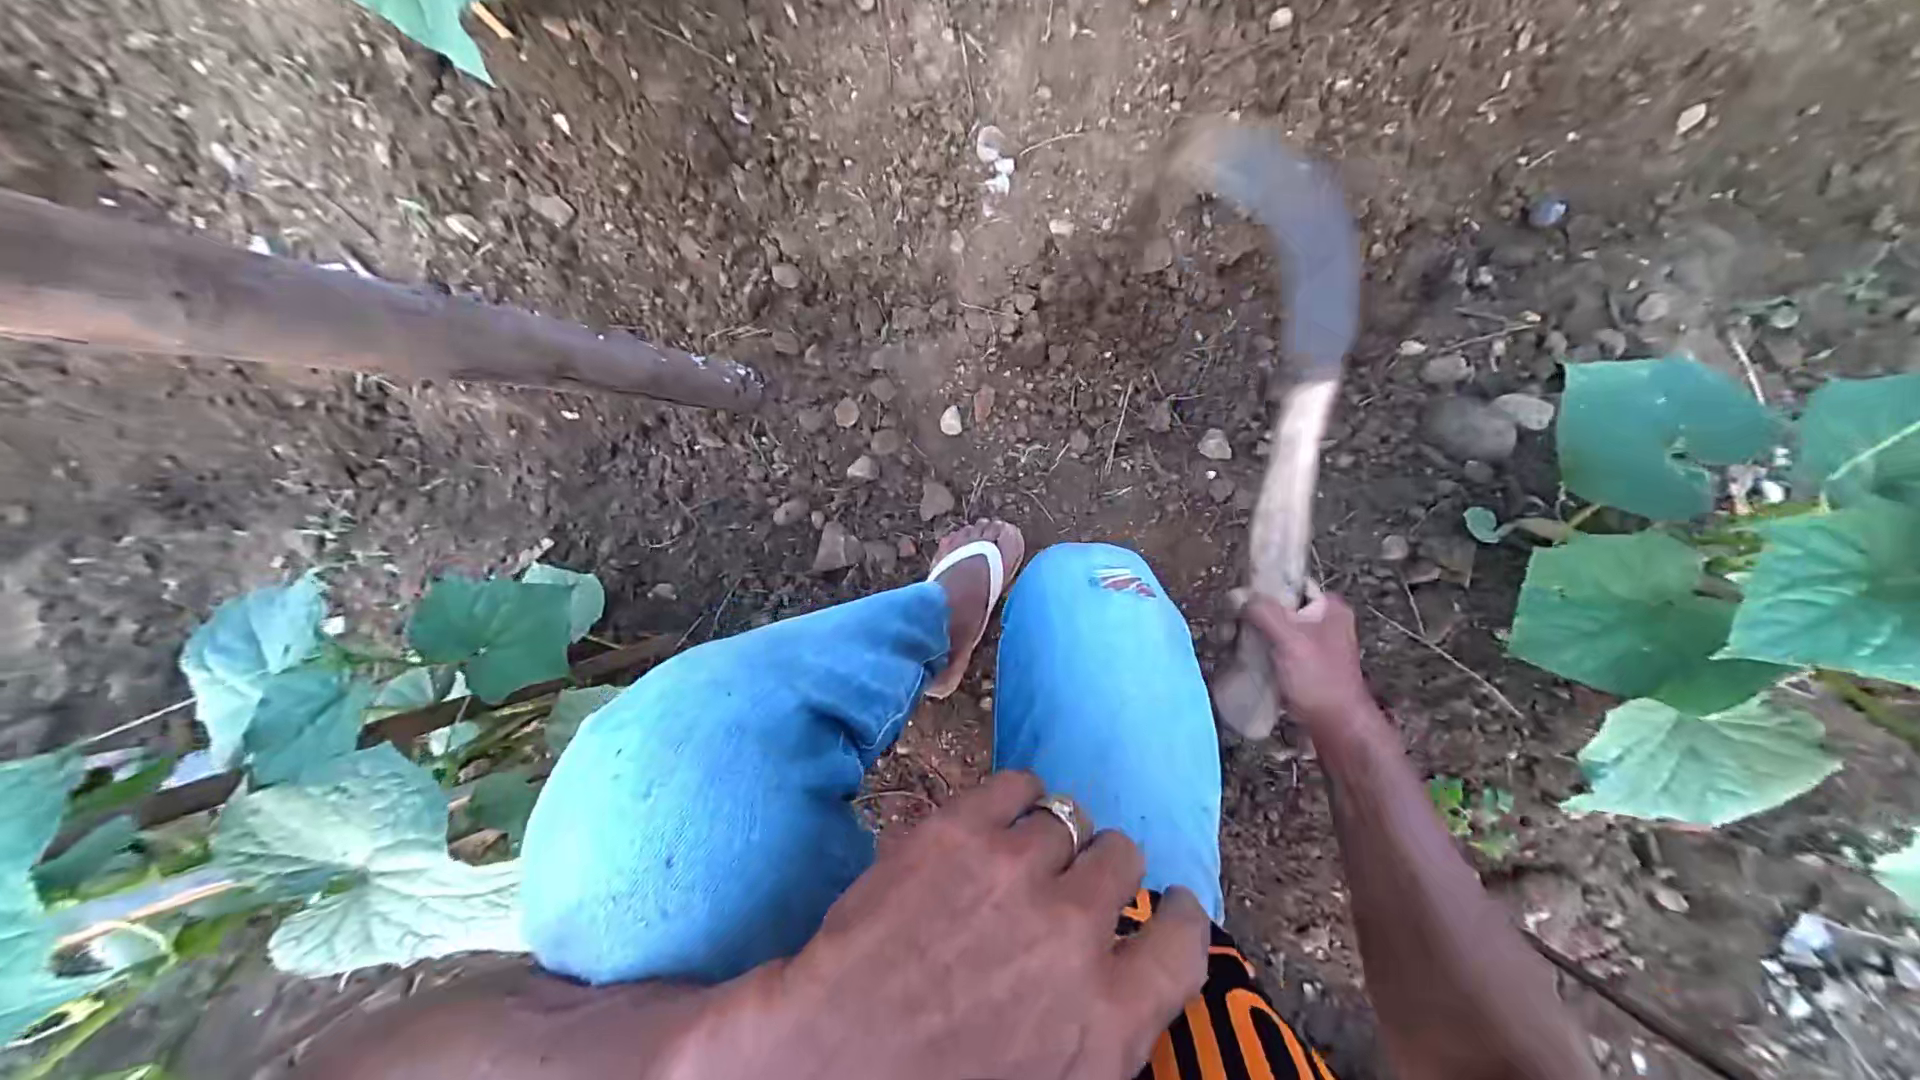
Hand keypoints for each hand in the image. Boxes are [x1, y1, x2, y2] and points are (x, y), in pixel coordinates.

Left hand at [696, 771, 1209, 1079]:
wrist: (827, 1059)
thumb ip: (1105, 1033)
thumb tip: (1128, 977)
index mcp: (1104, 1018)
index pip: (1182, 943)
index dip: (1179, 915)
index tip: (1170, 903)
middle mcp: (1072, 931)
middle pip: (1121, 857)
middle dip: (1101, 867)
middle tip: (1071, 879)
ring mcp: (1014, 870)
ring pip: (1067, 817)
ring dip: (1053, 835)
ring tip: (1025, 850)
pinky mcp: (960, 829)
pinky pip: (1020, 783)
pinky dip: (1020, 794)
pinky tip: (1003, 812)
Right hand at [1243, 588, 1376, 732]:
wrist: (1335, 725)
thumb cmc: (1319, 679)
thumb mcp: (1290, 639)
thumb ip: (1264, 612)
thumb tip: (1238, 596)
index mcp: (1330, 608)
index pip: (1290, 584)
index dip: (1263, 590)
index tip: (1240, 603)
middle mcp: (1322, 621)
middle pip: (1276, 606)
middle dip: (1250, 616)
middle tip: (1233, 630)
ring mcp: (1311, 643)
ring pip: (1271, 627)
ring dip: (1250, 634)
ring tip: (1232, 644)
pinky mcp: (1301, 662)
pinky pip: (1272, 646)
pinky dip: (1257, 649)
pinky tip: (1243, 657)